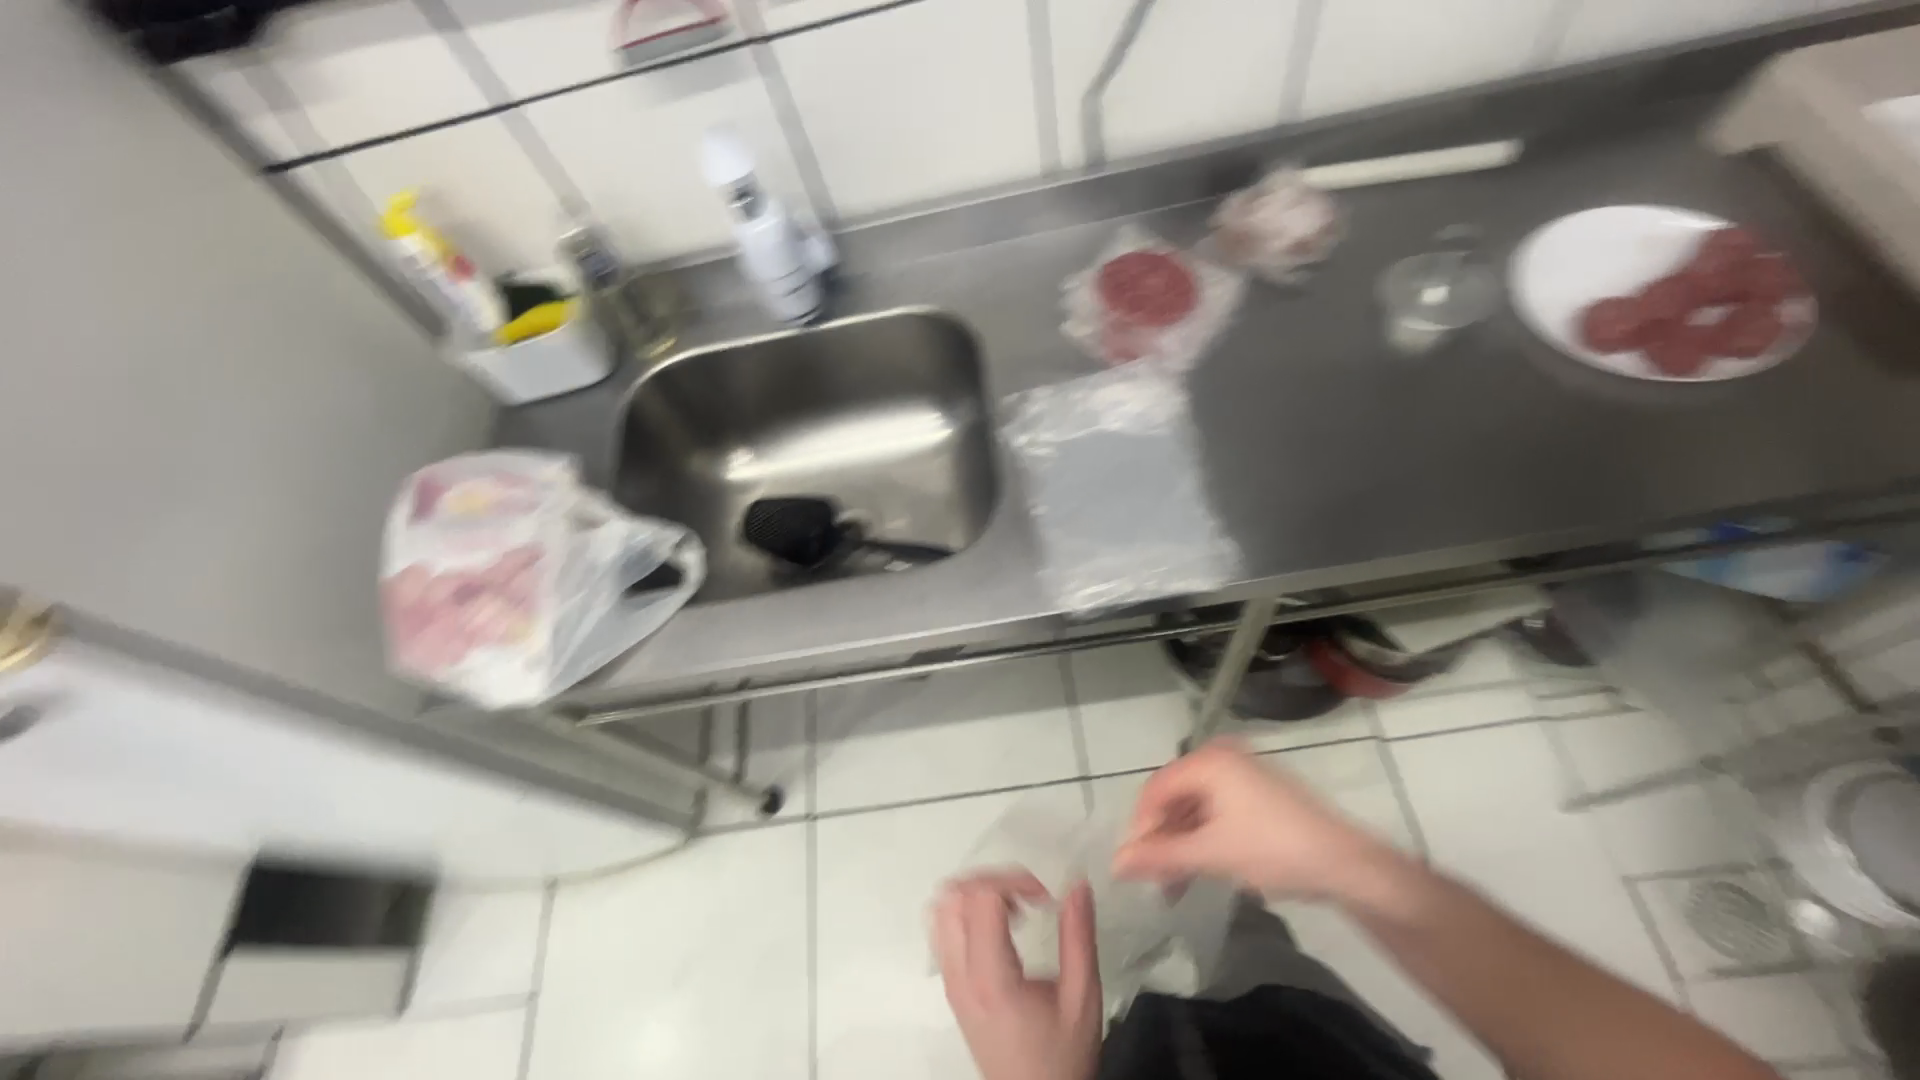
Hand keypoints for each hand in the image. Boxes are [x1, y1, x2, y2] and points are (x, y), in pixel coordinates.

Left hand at [932, 871, 1102, 1079]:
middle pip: (952, 896)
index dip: (1014, 880)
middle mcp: (960, 975)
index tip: (1046, 893)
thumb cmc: (1062, 1056)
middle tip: (1027, 894)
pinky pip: (942, 931)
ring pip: (940, 910)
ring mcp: (949, 980)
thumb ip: (1079, 937)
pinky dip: (965, 911)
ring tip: (1013, 907)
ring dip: (975, 894)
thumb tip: (1077, 885)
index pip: (982, 899)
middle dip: (992, 880)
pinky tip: (999, 925)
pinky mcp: (950, 986)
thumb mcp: (1083, 997)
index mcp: (992, 978)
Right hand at [1112, 737, 1388, 897]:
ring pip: (1195, 807)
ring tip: (1176, 883)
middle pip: (1174, 797)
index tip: (1135, 866)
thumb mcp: (1211, 855)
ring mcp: (1244, 773)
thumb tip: (1114, 863)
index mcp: (1209, 761)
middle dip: (1161, 838)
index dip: (1140, 828)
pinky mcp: (1260, 793)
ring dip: (1181, 842)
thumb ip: (1159, 857)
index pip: (1154, 790)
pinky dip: (1204, 838)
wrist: (1348, 865)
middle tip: (1154, 878)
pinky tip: (1202, 869)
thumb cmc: (1275, 850)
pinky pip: (1217, 810)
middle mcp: (1223, 757)